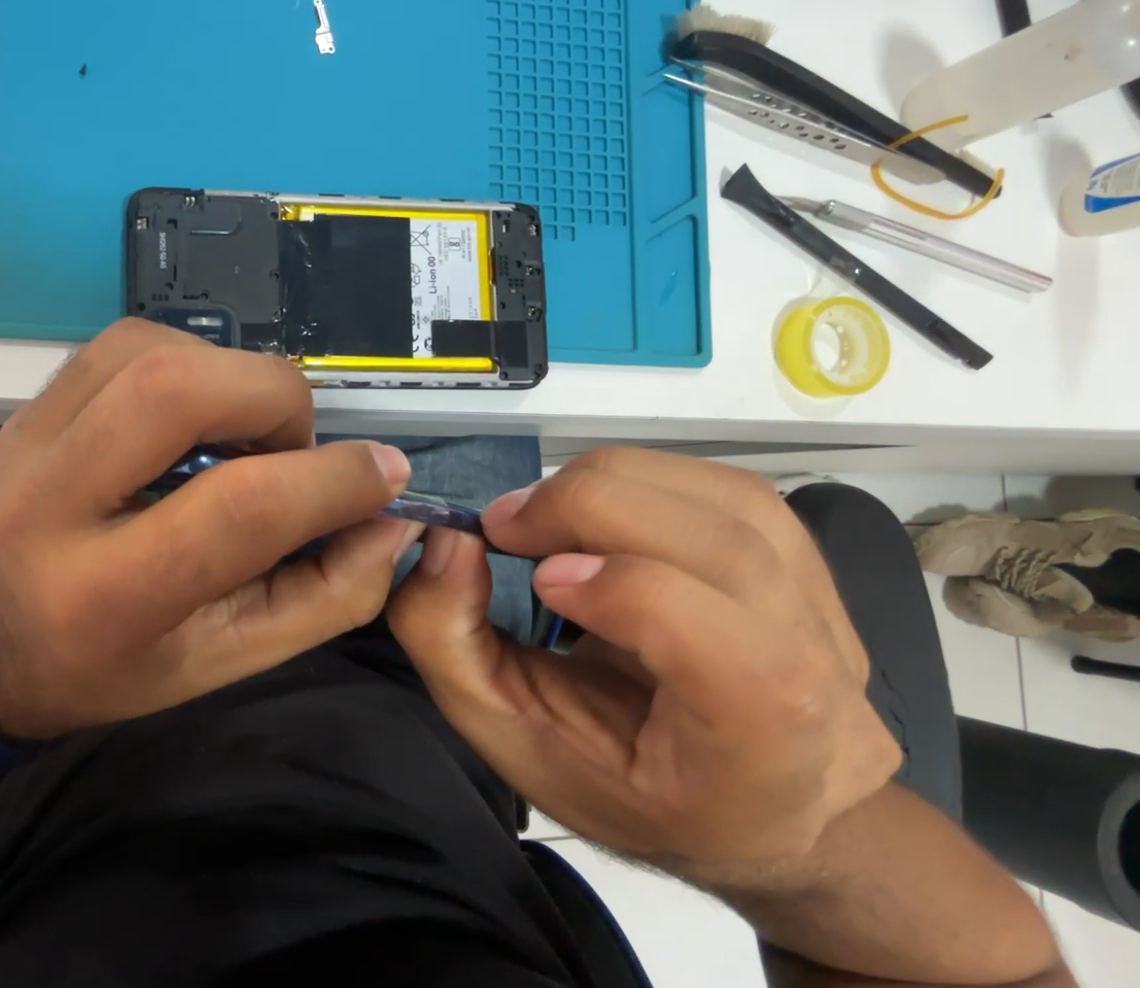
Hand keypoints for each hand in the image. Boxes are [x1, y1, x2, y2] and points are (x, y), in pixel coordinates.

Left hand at [0, 319, 422, 742]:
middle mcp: (49, 505)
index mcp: (105, 595)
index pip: (236, 509)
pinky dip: (188, 360)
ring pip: (149, 350)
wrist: (13, 647)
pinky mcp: (30, 411)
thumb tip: (390, 511)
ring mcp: (29, 443)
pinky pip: (124, 343)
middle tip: (293, 449)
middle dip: (272, 399)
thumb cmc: (129, 666)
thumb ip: (327, 592)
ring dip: (229, 374)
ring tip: (244, 433)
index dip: (330, 481)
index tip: (382, 475)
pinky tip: (199, 413)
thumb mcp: (235, 658)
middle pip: (173, 391)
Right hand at [386, 448, 899, 867]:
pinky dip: (646, 480)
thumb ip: (450, 643)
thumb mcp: (507, 735)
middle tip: (505, 523)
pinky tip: (598, 510)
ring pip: (734, 501)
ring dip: (614, 481)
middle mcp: (826, 682)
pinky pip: (732, 491)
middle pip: (730, 548)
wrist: (739, 799)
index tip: (531, 578)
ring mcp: (832, 617)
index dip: (624, 594)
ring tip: (545, 513)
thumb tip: (447, 539)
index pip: (736, 661)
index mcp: (759, 761)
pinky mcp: (812, 567)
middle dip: (593, 505)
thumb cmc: (617, 783)